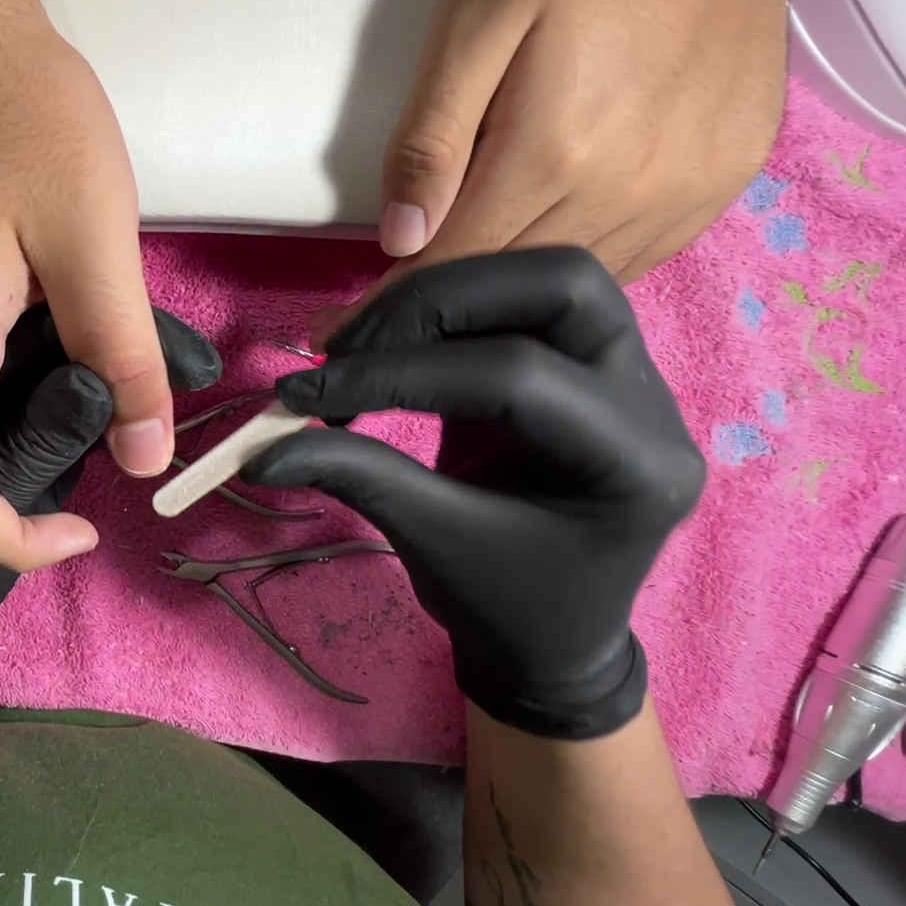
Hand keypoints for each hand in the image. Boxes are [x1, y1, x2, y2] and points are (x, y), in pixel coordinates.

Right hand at [243, 247, 704, 738]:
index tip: (302, 397)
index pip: (511, 376)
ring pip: (536, 277)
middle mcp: (647, 399)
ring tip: (358, 345)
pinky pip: (512, 301)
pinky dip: (438, 313)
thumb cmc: (503, 599)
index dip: (394, 374)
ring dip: (435, 296)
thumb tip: (258, 451)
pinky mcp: (576, 362)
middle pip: (555, 285)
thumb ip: (354, 476)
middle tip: (346, 348)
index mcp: (632, 462)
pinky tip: (385, 349)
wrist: (549, 629)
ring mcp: (620, 371)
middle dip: (433, 302)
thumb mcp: (429, 541)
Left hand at [335, 0, 822, 333]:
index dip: (392, 305)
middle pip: (504, 281)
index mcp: (556, 155)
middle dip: (439, 303)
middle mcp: (631, 187)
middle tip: (389, 311)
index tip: (342, 332)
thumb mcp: (469, 32)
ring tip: (459, 279)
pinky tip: (537, 247)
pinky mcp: (724, 178)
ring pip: (568, 283)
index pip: (450, 266)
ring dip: (505, 290)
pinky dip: (571, 267)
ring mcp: (689, 188)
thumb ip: (429, 142)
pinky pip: (634, 260)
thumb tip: (400, 239)